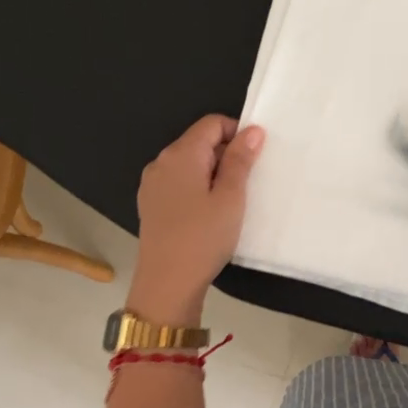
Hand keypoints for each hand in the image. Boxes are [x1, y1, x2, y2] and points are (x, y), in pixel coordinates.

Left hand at [128, 115, 263, 324]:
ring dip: (214, 174)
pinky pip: (180, 183)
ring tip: (231, 203)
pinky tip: (209, 214)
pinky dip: (198, 189)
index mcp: (181, 154)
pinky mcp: (151, 204)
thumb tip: (252, 130)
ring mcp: (152, 184)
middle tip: (249, 185)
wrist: (167, 283)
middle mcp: (161, 162)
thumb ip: (241, 161)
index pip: (212, 124)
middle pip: (199, 142)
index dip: (238, 133)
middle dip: (227, 155)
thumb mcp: (231, 198)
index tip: (256, 159)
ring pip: (190, 165)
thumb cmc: (203, 238)